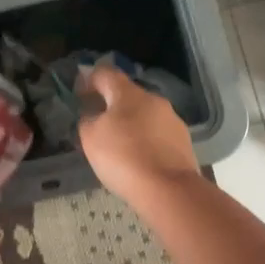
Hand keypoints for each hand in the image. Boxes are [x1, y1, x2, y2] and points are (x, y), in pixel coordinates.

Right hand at [77, 63, 199, 202]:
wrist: (169, 189)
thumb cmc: (124, 158)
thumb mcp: (91, 138)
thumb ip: (88, 121)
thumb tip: (93, 116)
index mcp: (129, 93)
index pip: (106, 74)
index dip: (90, 80)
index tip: (80, 94)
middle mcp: (154, 100)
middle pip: (128, 95)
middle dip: (112, 106)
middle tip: (98, 125)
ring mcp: (172, 120)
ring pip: (146, 116)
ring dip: (131, 125)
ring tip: (120, 147)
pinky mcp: (184, 141)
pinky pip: (158, 135)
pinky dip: (147, 142)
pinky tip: (140, 160)